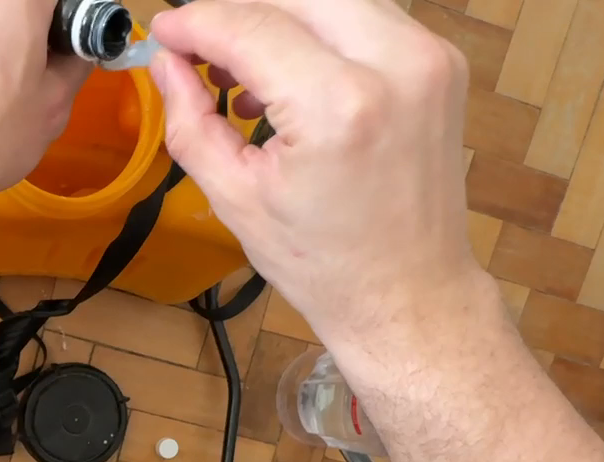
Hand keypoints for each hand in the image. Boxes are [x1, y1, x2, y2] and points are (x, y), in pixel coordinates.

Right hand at [148, 0, 489, 354]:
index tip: (163, 29)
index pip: (253, 26)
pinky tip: (288, 81)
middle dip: (238, 13)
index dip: (198, 21)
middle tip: (197, 52)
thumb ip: (192, 126)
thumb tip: (166, 68)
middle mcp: (395, 64)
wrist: (403, 292)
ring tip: (239, 75)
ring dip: (278, 20)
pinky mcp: (440, 63)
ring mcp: (428, 57)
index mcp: (337, 107)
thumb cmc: (322, 264)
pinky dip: (318, 34)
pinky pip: (366, 20)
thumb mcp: (237, 201)